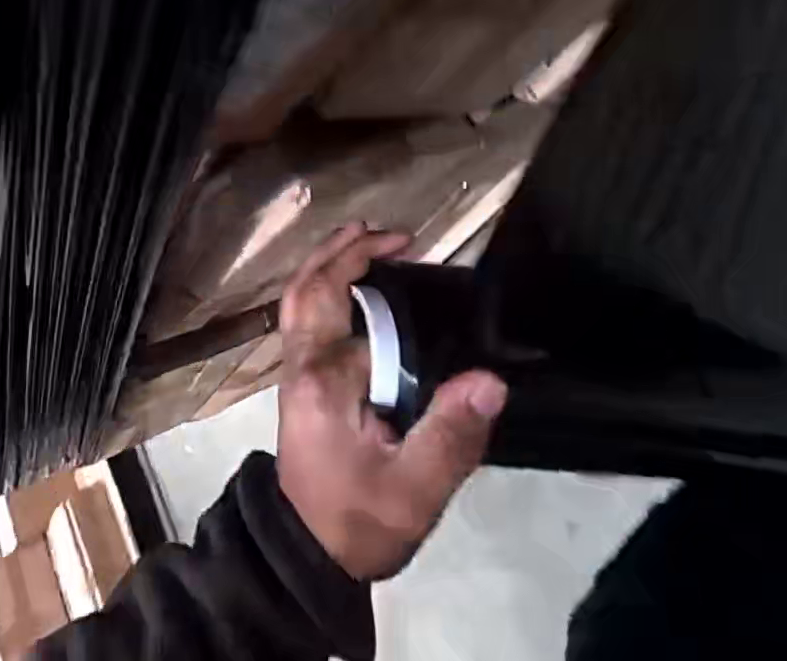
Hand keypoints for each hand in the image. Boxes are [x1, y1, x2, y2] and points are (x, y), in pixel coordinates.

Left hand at [274, 222, 507, 580]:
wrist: (306, 555)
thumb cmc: (358, 520)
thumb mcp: (413, 489)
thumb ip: (450, 435)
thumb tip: (490, 380)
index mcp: (324, 376)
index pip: (341, 304)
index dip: (367, 265)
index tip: (410, 248)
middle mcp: (301, 363)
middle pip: (306, 286)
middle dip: (341, 248)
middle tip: (387, 232)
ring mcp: (296, 372)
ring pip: (299, 299)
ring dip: (327, 262)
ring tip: (366, 240)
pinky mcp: (302, 383)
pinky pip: (305, 318)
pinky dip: (324, 288)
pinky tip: (354, 288)